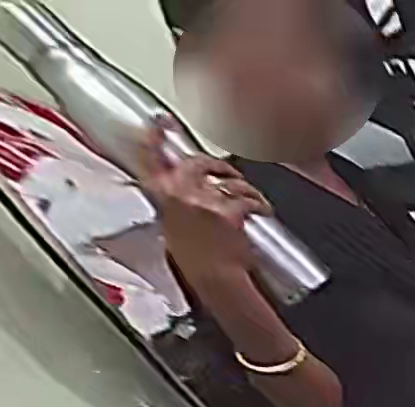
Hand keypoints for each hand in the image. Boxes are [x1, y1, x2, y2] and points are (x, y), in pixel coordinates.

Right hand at [137, 124, 272, 277]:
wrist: (214, 278)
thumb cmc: (197, 260)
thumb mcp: (174, 226)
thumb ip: (177, 206)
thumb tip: (187, 198)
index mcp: (160, 195)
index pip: (149, 156)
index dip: (156, 135)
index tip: (163, 121)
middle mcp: (178, 192)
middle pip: (198, 163)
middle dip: (218, 164)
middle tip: (232, 172)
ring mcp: (203, 201)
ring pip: (228, 182)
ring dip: (245, 188)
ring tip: (255, 199)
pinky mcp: (227, 212)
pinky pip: (248, 200)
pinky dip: (260, 204)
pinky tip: (265, 210)